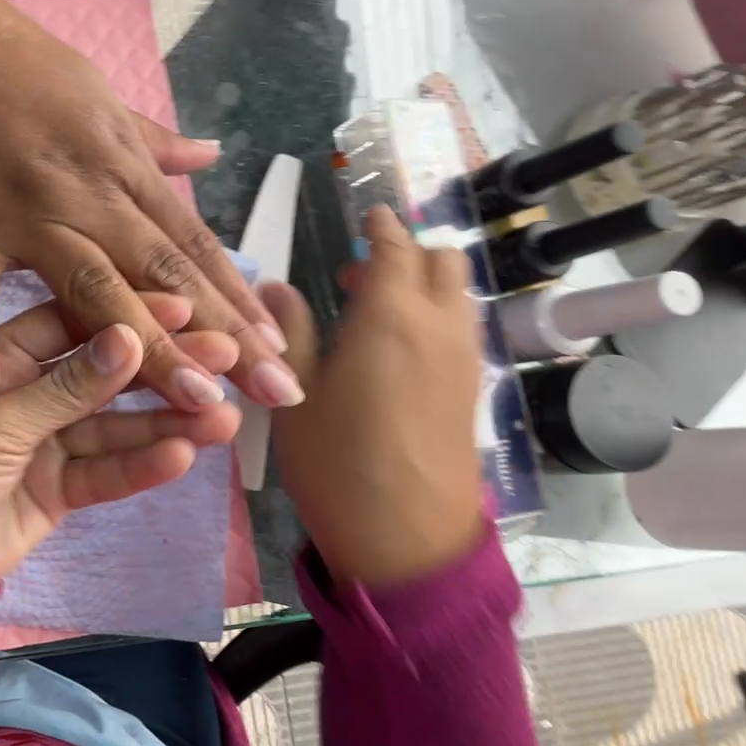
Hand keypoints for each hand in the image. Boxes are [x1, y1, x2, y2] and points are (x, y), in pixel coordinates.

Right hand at [0, 17, 304, 416]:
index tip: (277, 351)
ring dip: (142, 349)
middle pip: (160, 275)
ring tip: (190, 405)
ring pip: (90, 288)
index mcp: (122, 168)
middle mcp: (85, 196)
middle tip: (272, 395)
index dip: (237, 299)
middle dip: (219, 337)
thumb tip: (212, 156)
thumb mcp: (104, 100)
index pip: (190, 244)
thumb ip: (155, 143)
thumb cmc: (26, 73)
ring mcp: (23, 216)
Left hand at [0, 293, 240, 580]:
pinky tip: (182, 455)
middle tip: (226, 362)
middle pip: (104, 377)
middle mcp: (29, 394)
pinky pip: (104, 472)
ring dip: (165, 423)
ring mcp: (45, 442)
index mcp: (2, 359)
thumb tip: (132, 336)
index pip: (73, 326)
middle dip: (162, 370)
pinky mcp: (57, 488)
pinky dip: (140, 466)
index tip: (186, 310)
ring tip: (223, 419)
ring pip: (114, 428)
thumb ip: (67, 386)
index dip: (126, 317)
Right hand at [260, 206, 485, 587]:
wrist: (405, 533)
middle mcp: (439, 325)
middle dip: (406, 252)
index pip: (395, 248)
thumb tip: (275, 287)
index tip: (368, 212)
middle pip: (442, 261)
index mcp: (391, 316)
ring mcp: (463, 357)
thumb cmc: (335, 460)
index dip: (381, 226)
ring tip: (370, 313)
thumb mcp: (293, 393)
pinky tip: (392, 351)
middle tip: (357, 274)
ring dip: (421, 285)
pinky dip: (432, 315)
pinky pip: (458, 326)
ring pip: (456, 293)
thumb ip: (289, 331)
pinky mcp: (470, 387)